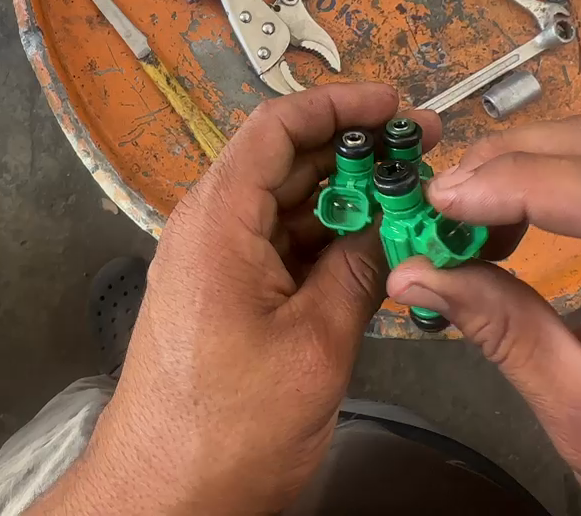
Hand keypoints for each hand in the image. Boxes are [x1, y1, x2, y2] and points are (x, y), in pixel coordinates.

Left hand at [34, 83, 439, 514]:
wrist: (158, 500)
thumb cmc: (229, 427)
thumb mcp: (314, 347)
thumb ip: (357, 272)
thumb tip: (394, 226)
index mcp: (221, 218)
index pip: (277, 126)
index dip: (337, 104)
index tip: (395, 105)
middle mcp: (213, 223)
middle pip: (286, 159)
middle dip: (355, 149)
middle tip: (422, 150)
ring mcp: (218, 257)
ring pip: (289, 202)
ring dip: (347, 196)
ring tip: (411, 197)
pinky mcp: (227, 289)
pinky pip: (282, 242)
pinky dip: (328, 237)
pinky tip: (376, 245)